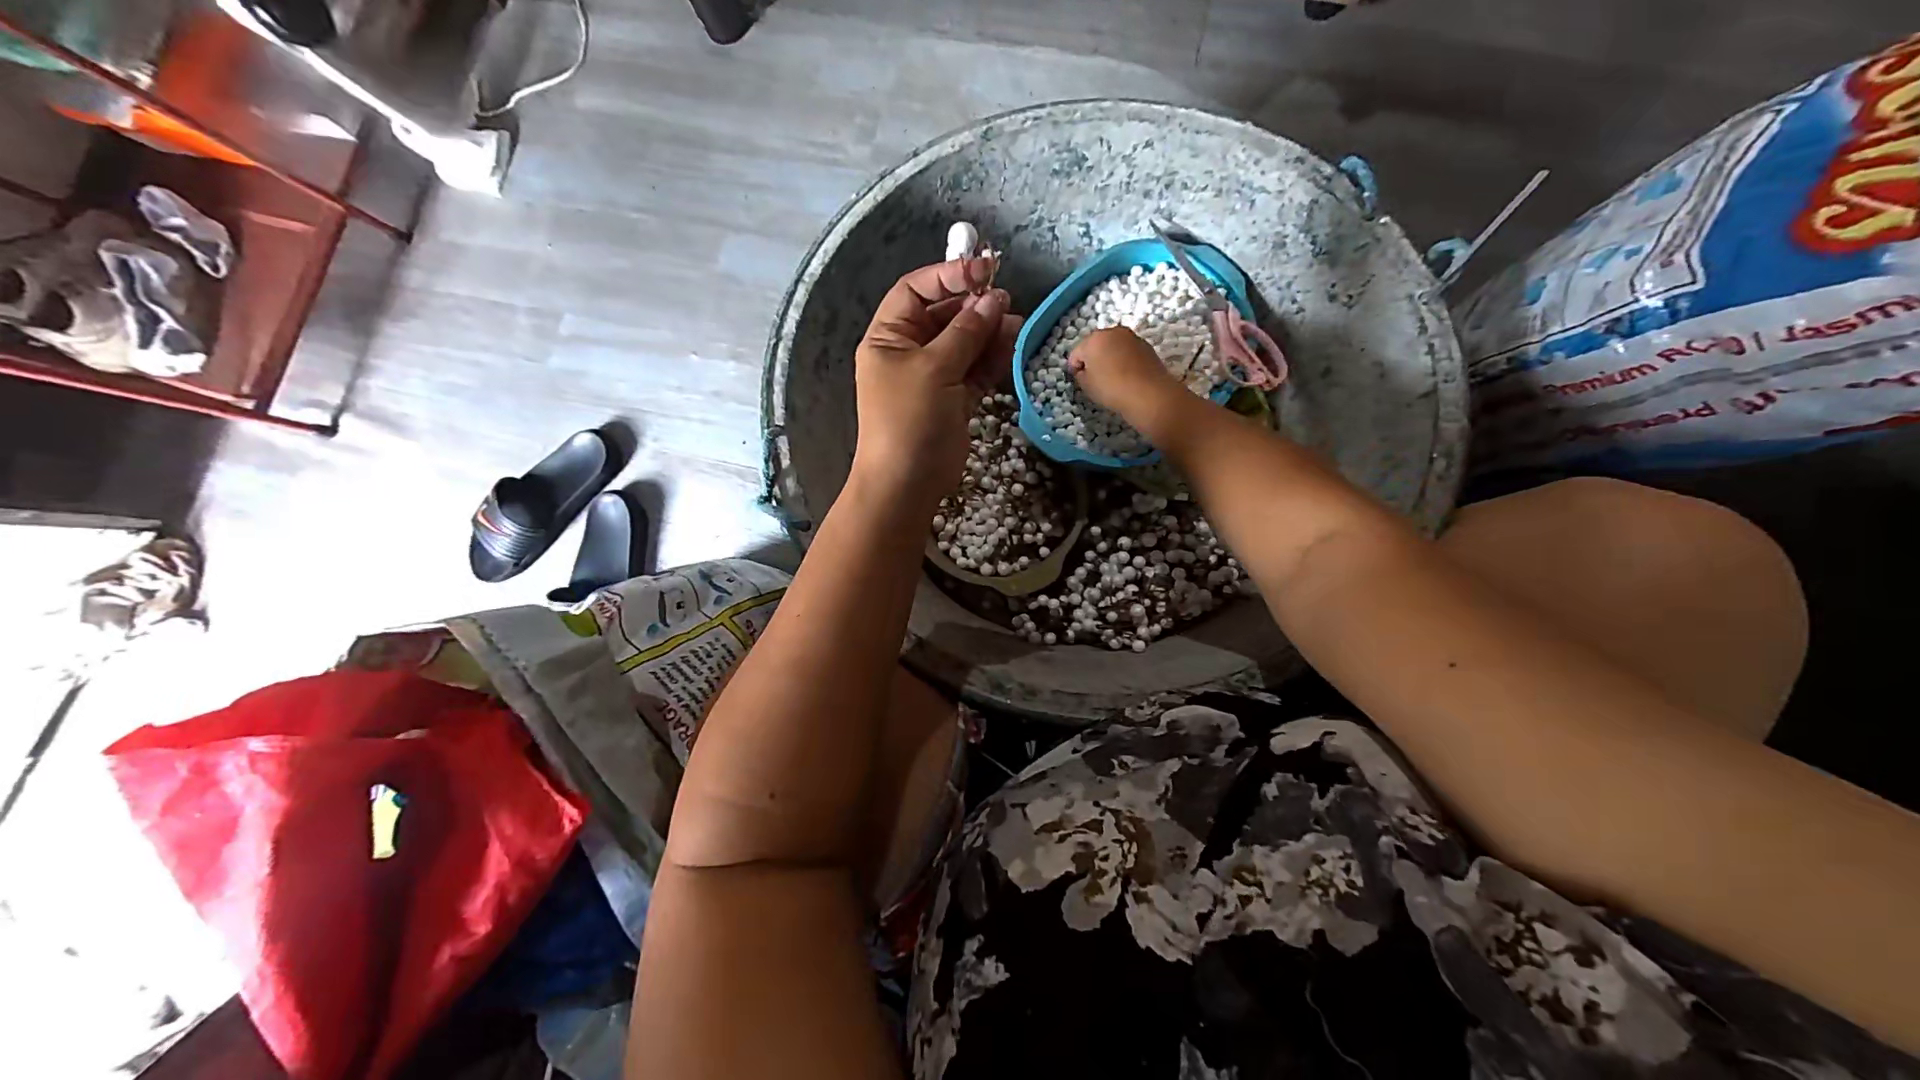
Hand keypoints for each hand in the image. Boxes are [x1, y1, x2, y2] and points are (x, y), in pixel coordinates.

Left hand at [852, 257, 1019, 498]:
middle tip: (1006, 301)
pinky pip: (974, 369)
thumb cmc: (909, 420)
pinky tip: (1013, 346)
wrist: (907, 484)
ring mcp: (932, 376)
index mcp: (888, 337)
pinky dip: (992, 358)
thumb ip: (965, 332)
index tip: (984, 269)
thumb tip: (992, 299)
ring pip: (964, 342)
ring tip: (1017, 323)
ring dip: (989, 331)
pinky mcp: (953, 398)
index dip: (948, 275)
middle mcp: (908, 352)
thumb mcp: (934, 369)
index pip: (916, 291)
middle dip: (974, 306)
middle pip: (943, 315)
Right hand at [1067, 327, 1191, 434]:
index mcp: (1093, 339)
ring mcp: (1131, 337)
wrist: (1149, 393)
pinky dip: (1123, 359)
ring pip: (1113, 346)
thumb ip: (1081, 374)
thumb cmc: (1112, 389)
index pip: (1076, 353)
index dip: (1074, 368)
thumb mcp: (1087, 386)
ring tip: (1111, 376)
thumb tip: (1084, 370)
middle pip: (1095, 345)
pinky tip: (1126, 374)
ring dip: (1109, 357)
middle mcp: (1112, 332)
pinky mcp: (1145, 345)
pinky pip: (1127, 351)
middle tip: (1094, 377)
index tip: (1078, 380)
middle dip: (1092, 358)